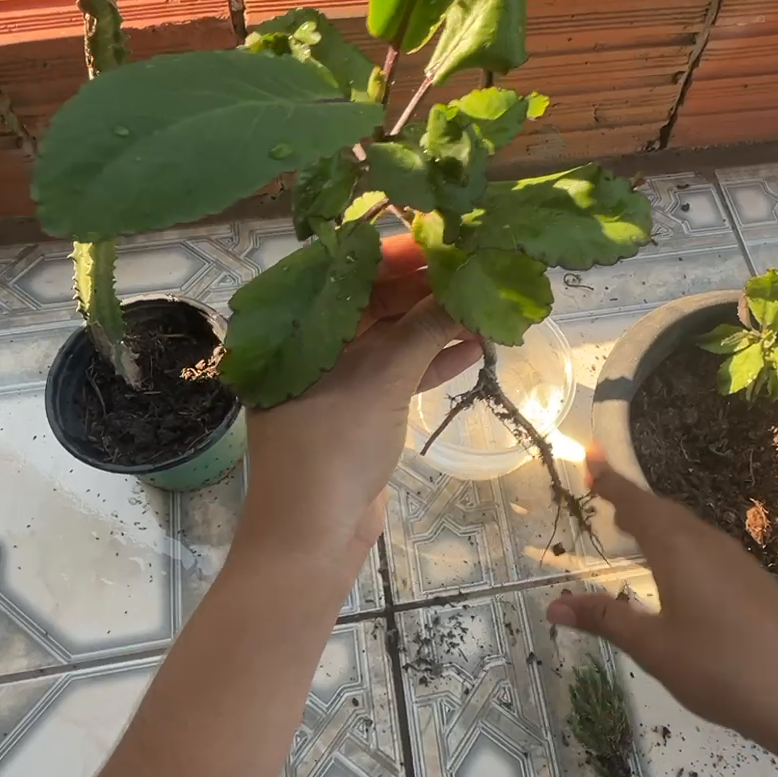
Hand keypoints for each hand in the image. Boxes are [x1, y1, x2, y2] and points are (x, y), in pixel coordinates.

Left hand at [240, 234, 479, 558]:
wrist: (314, 536)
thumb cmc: (333, 446)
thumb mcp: (380, 380)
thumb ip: (423, 330)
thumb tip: (464, 289)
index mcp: (294, 329)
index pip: (346, 273)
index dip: (396, 254)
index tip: (444, 240)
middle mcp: (311, 347)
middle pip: (374, 305)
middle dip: (425, 291)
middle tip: (474, 272)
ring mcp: (336, 381)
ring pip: (391, 341)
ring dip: (435, 327)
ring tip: (483, 307)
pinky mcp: (359, 411)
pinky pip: (397, 375)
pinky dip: (431, 363)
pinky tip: (473, 347)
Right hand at [547, 448, 777, 765]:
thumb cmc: (721, 668)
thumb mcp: (653, 647)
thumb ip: (605, 619)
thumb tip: (553, 607)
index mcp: (678, 549)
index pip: (636, 502)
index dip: (610, 480)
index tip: (590, 455)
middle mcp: (708, 543)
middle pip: (663, 510)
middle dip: (631, 499)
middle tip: (603, 493)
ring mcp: (738, 562)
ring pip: (688, 529)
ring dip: (657, 522)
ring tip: (632, 529)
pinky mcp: (756, 583)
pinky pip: (707, 547)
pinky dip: (680, 544)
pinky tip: (679, 572)